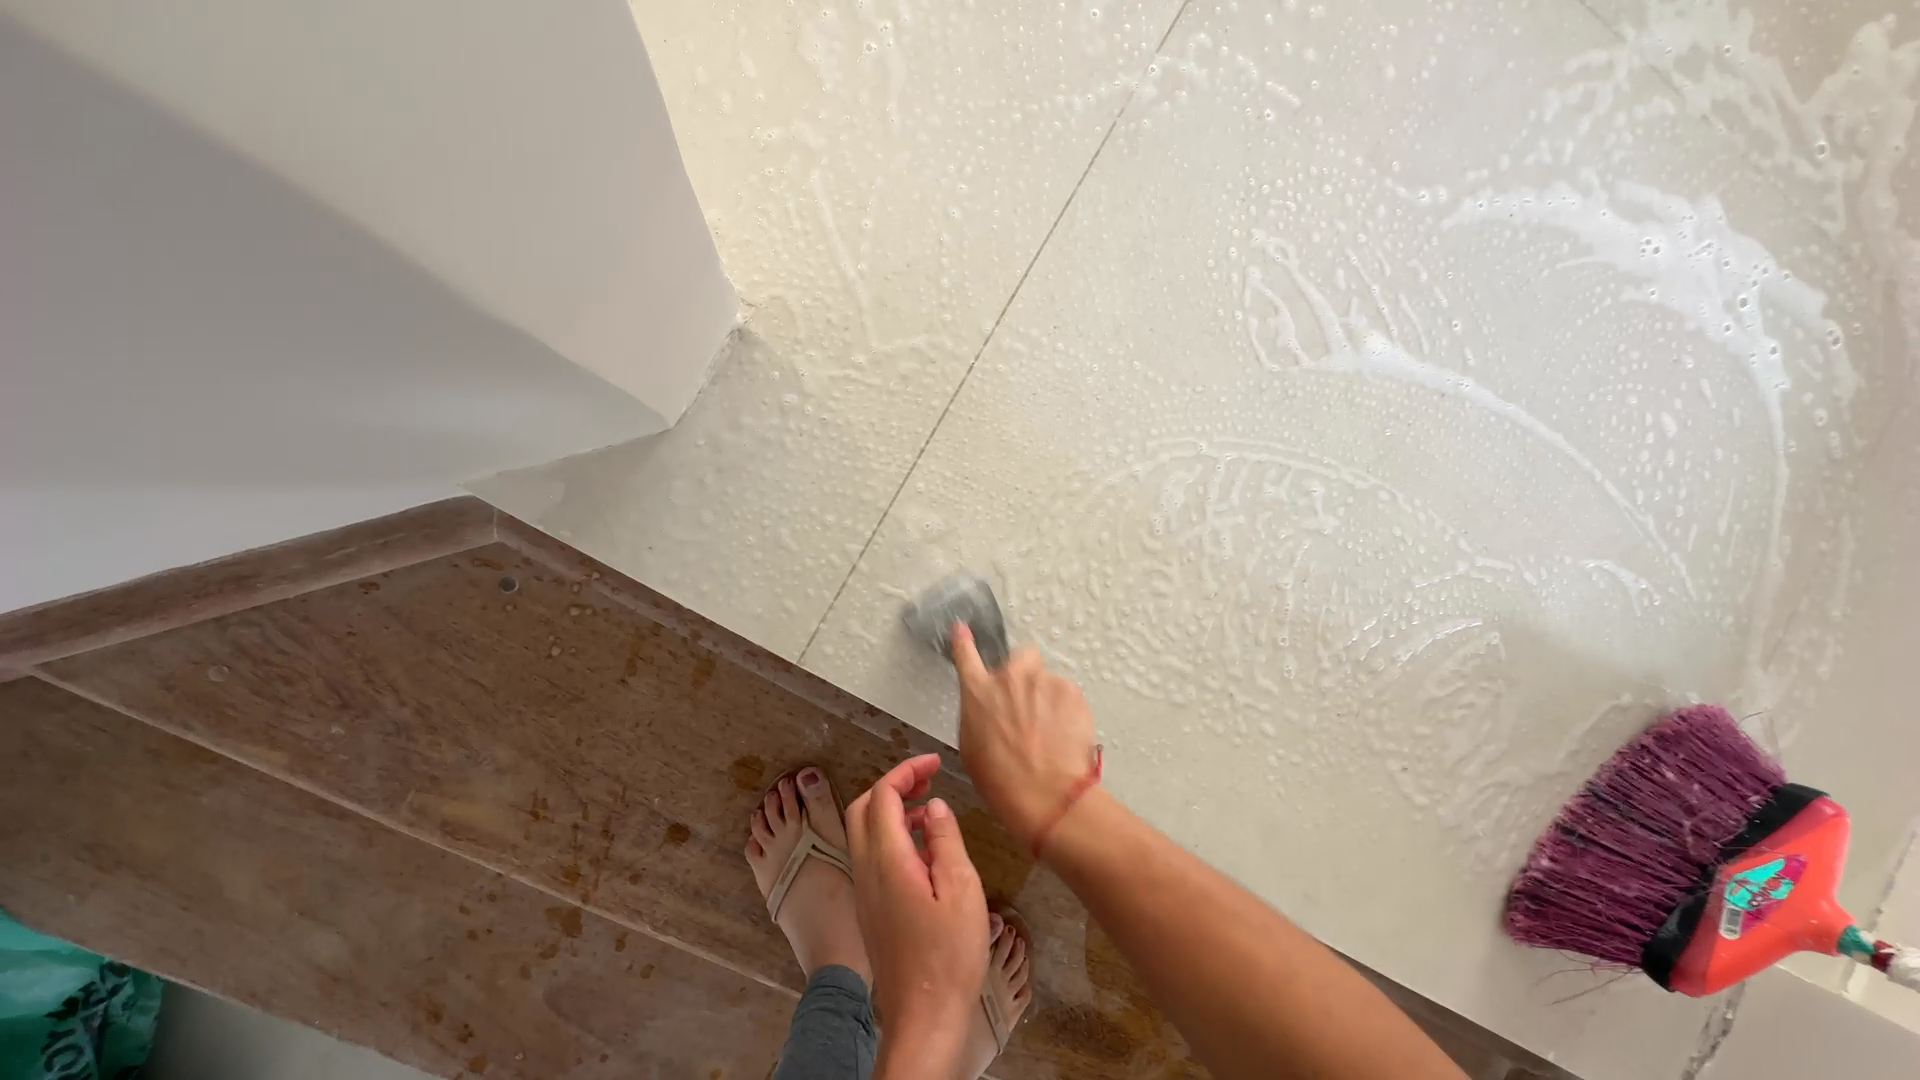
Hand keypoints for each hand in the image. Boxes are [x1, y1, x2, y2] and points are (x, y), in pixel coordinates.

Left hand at [845, 754, 988, 1067]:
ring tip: (931, 810)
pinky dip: (892, 836)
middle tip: (927, 777)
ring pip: (864, 832)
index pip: (883, 795)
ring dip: (892, 810)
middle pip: (863, 808)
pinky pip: (872, 856)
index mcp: (887, 861)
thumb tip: (934, 807)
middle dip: (893, 784)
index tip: (934, 762)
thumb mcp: (961, 888)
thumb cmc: (948, 958)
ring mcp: (865, 891)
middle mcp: (866, 871)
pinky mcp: (871, 908)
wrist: (923, 1016)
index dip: (907, 770)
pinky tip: (924, 850)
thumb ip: (945, 840)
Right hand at [951, 624, 1099, 851]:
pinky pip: (1068, 694)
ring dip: (1048, 698)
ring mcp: (1042, 681)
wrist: (1046, 795)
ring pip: (1048, 680)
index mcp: (978, 692)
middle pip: (1020, 657)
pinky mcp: (1071, 690)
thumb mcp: (972, 749)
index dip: (964, 641)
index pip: (966, 654)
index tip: (963, 630)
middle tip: (1029, 705)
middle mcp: (1008, 678)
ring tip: (1050, 733)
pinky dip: (1068, 710)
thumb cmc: (1002, 781)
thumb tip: (986, 710)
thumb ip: (977, 716)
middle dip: (1026, 673)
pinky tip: (1064, 736)